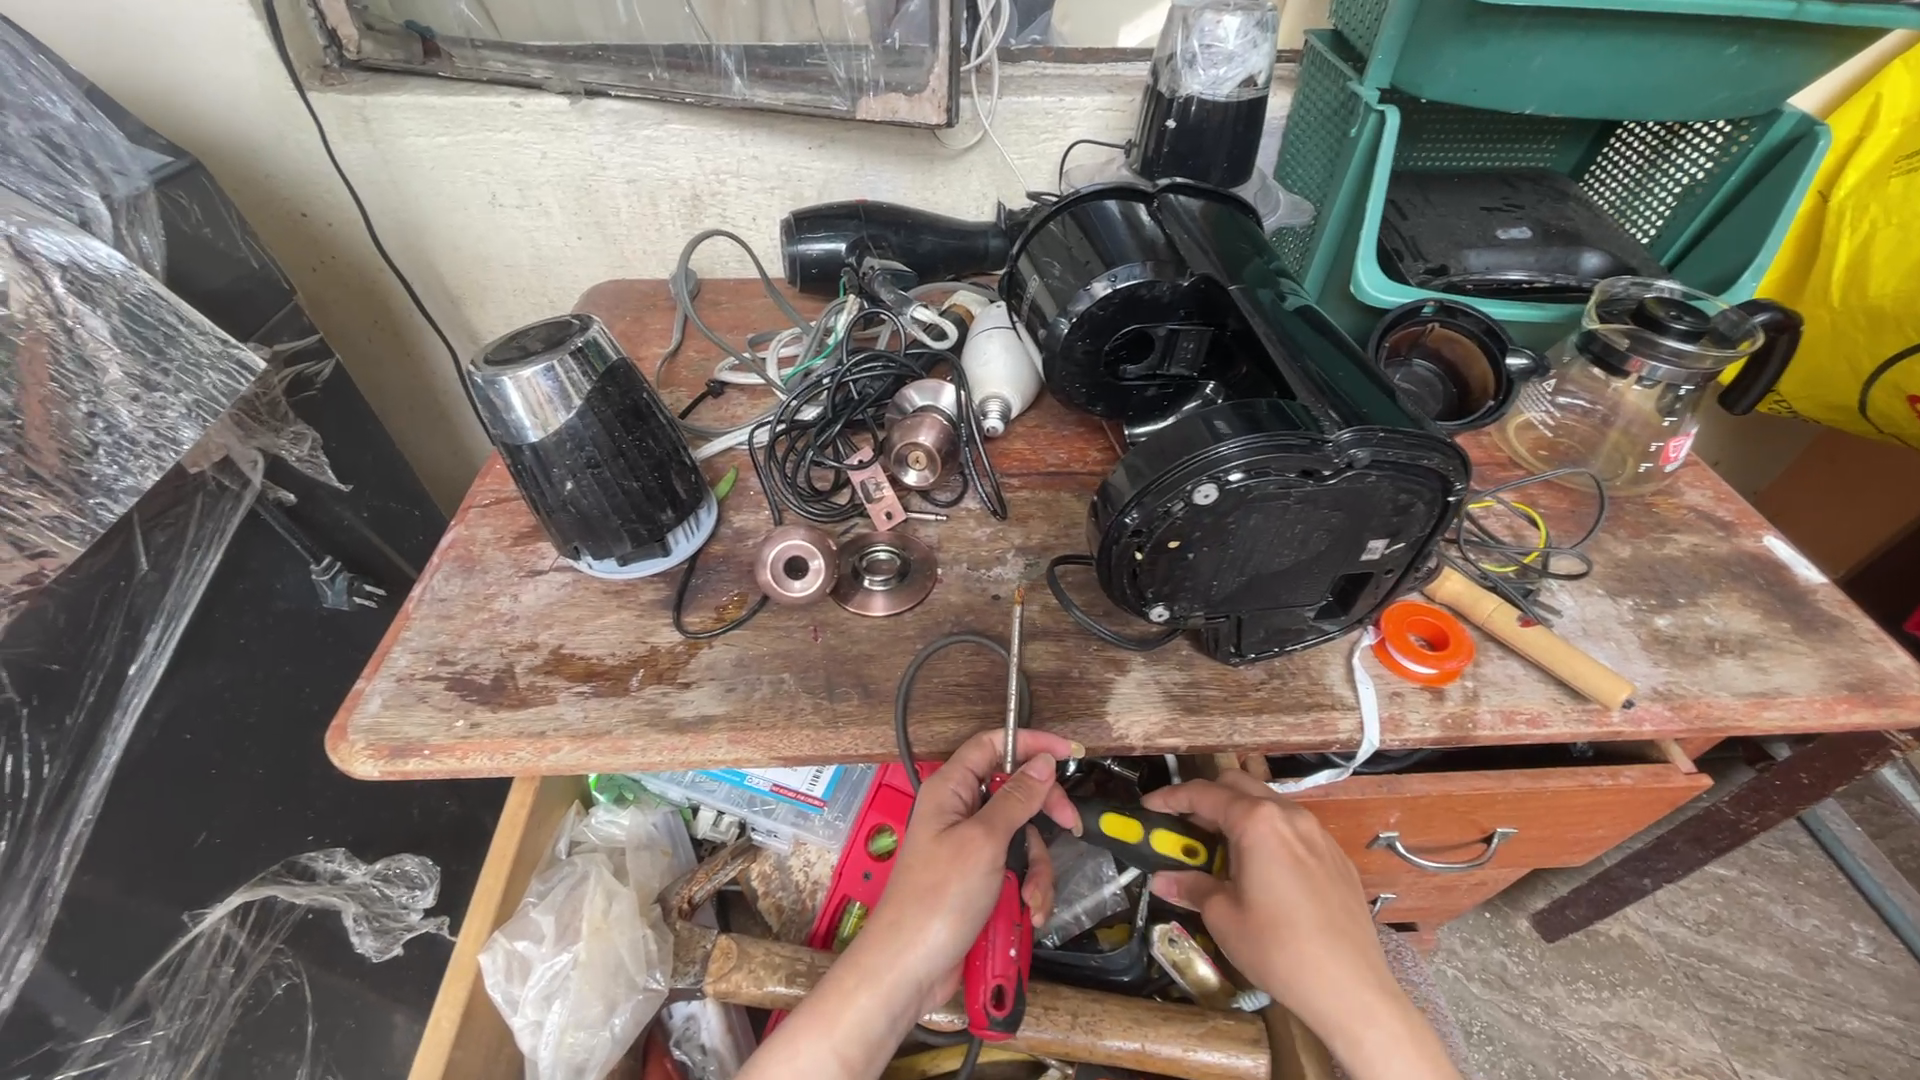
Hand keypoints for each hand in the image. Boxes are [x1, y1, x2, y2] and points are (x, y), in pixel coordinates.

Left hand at [854, 728, 1081, 1011]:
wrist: (911, 968)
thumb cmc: (939, 897)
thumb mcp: (984, 841)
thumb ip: (1017, 798)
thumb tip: (1043, 760)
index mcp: (951, 789)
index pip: (992, 745)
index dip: (1029, 742)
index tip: (1068, 751)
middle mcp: (960, 811)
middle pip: (1015, 791)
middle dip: (1044, 812)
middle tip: (1069, 825)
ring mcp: (970, 847)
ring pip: (1022, 837)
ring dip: (1036, 868)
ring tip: (1030, 897)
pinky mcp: (980, 880)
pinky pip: (1016, 870)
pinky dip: (1027, 890)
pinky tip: (1027, 913)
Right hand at [1142, 772, 1459, 1079]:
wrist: (1352, 990)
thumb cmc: (1278, 948)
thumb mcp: (1223, 917)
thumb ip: (1192, 886)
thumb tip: (1162, 879)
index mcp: (1257, 822)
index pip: (1203, 794)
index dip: (1170, 798)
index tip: (1149, 808)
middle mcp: (1290, 815)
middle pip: (1238, 785)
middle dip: (1207, 798)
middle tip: (1186, 827)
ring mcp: (1319, 834)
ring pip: (1269, 804)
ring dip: (1239, 815)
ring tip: (1222, 851)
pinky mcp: (1337, 858)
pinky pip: (1294, 829)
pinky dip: (1268, 834)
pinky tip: (1262, 871)